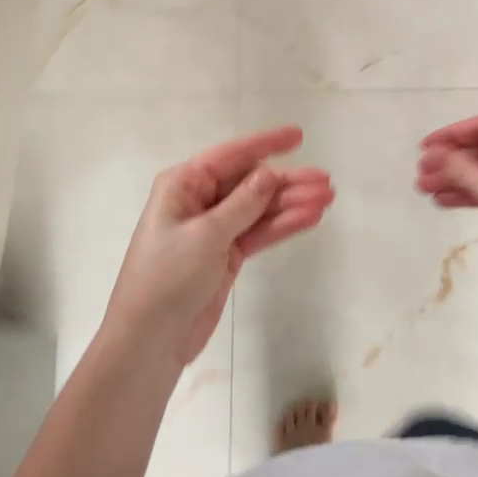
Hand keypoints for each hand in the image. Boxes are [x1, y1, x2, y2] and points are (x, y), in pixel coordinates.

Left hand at [104, 126, 334, 364]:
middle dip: (287, 180)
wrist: (150, 340)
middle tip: (326, 181)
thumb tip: (270, 173)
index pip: (231, 156)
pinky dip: (283, 226)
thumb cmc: (167, 278)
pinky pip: (259, 232)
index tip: (299, 136)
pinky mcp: (225, 256)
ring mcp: (213, 229)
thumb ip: (243, 204)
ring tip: (327, 198)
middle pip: (250, 182)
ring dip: (291, 203)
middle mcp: (198, 201)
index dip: (266, 144)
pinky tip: (309, 218)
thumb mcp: (206, 235)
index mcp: (183, 184)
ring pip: (259, 208)